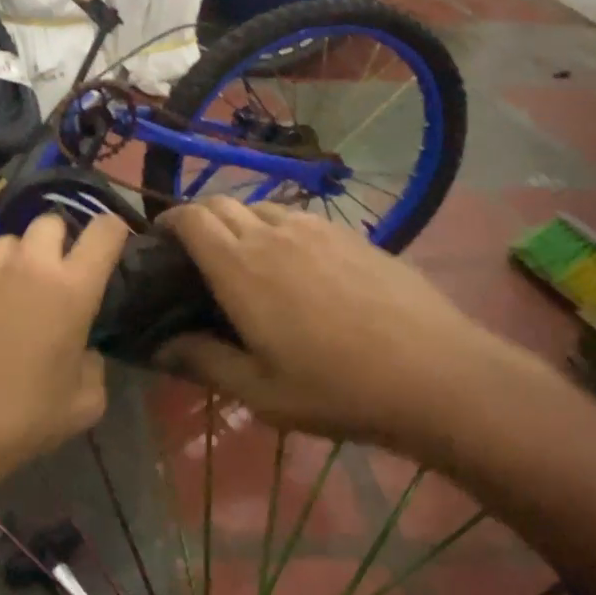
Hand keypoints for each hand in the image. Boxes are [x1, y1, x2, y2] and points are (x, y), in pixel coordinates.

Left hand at [0, 212, 129, 510]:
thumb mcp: (81, 406)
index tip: (110, 246)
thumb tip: (82, 348)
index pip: (105, 231)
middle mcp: (26, 264)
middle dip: (57, 244)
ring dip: (15, 262)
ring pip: (7, 243)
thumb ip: (93, 364)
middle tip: (52, 278)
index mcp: (70, 289)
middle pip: (50, 223)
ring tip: (6, 296)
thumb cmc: (17, 423)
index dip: (113, 232)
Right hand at [156, 199, 543, 452]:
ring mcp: (316, 228)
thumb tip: (157, 347)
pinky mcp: (352, 234)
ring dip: (241, 221)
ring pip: (262, 206)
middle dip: (199, 218)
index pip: (190, 217)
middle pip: (221, 202)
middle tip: (195, 254)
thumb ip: (203, 362)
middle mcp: (271, 233)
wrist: (437, 375)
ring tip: (246, 257)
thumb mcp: (260, 392)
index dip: (168, 221)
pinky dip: (280, 228)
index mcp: (239, 266)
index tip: (159, 242)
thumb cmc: (336, 389)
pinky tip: (297, 264)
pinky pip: (300, 217)